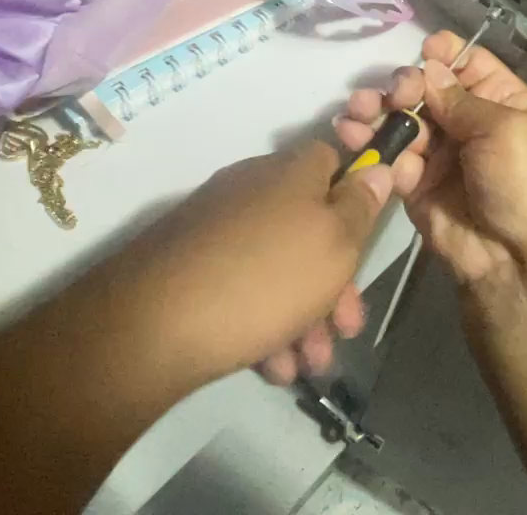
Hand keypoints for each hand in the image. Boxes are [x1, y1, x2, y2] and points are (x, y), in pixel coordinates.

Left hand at [116, 141, 393, 387]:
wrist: (148, 326)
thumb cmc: (265, 277)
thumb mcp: (336, 242)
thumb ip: (362, 205)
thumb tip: (378, 168)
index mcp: (291, 171)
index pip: (334, 161)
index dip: (356, 198)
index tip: (366, 240)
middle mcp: (252, 189)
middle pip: (310, 225)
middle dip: (335, 281)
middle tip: (347, 328)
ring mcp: (216, 228)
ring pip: (278, 265)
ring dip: (304, 314)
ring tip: (311, 364)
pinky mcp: (187, 267)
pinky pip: (242, 287)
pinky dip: (263, 322)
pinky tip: (272, 365)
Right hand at [335, 31, 526, 286]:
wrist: (513, 263)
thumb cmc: (523, 185)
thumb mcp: (504, 130)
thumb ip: (461, 98)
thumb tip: (429, 67)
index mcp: (502, 101)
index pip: (469, 64)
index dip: (444, 54)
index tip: (422, 51)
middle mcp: (469, 122)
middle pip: (428, 88)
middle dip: (404, 84)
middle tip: (394, 95)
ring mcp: (441, 153)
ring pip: (402, 118)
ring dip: (377, 110)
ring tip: (357, 110)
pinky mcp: (414, 183)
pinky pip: (390, 155)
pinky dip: (370, 143)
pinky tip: (352, 136)